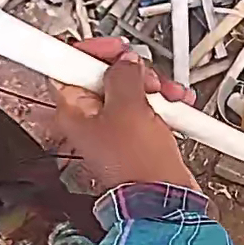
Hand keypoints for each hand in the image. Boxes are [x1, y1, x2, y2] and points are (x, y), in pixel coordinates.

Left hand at [51, 38, 198, 192]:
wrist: (163, 198)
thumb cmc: (137, 166)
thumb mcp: (128, 108)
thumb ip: (124, 75)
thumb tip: (126, 62)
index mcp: (73, 110)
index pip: (67, 64)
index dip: (91, 50)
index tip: (108, 46)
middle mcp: (91, 117)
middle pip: (106, 74)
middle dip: (134, 71)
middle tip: (147, 80)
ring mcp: (115, 126)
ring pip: (131, 88)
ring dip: (155, 86)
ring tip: (169, 96)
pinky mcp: (137, 134)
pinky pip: (147, 106)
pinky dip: (163, 102)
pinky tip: (176, 105)